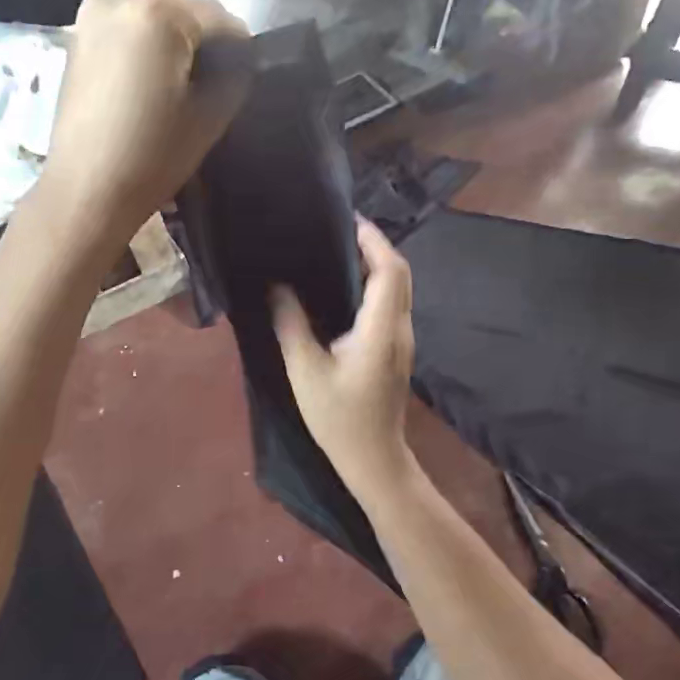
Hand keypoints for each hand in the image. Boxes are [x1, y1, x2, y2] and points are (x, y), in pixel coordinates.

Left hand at [42, 0, 250, 239]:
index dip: (239, 46)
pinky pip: (125, 25)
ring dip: (173, 34)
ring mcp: (91, 15)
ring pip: (151, 10)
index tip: (245, 73)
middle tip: (214, 74)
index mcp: (158, 12)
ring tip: (182, 77)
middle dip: (203, 32)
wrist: (88, 188)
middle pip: (181, 3)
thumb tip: (238, 59)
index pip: (219, 16)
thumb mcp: (211, 116)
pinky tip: (152, 77)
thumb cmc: (154, 154)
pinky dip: (145, 40)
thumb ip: (234, 74)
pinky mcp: (76, 38)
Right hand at [272, 219, 415, 488]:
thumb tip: (276, 286)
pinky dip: (375, 284)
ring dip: (376, 263)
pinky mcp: (397, 348)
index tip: (346, 221)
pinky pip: (391, 303)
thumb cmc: (338, 419)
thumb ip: (291, 325)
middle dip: (375, 245)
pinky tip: (345, 286)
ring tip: (339, 250)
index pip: (389, 271)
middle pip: (399, 273)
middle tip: (339, 230)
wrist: (373, 458)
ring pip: (399, 288)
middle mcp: (399, 329)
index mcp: (380, 331)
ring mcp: (403, 339)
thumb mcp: (305, 372)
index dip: (373, 241)